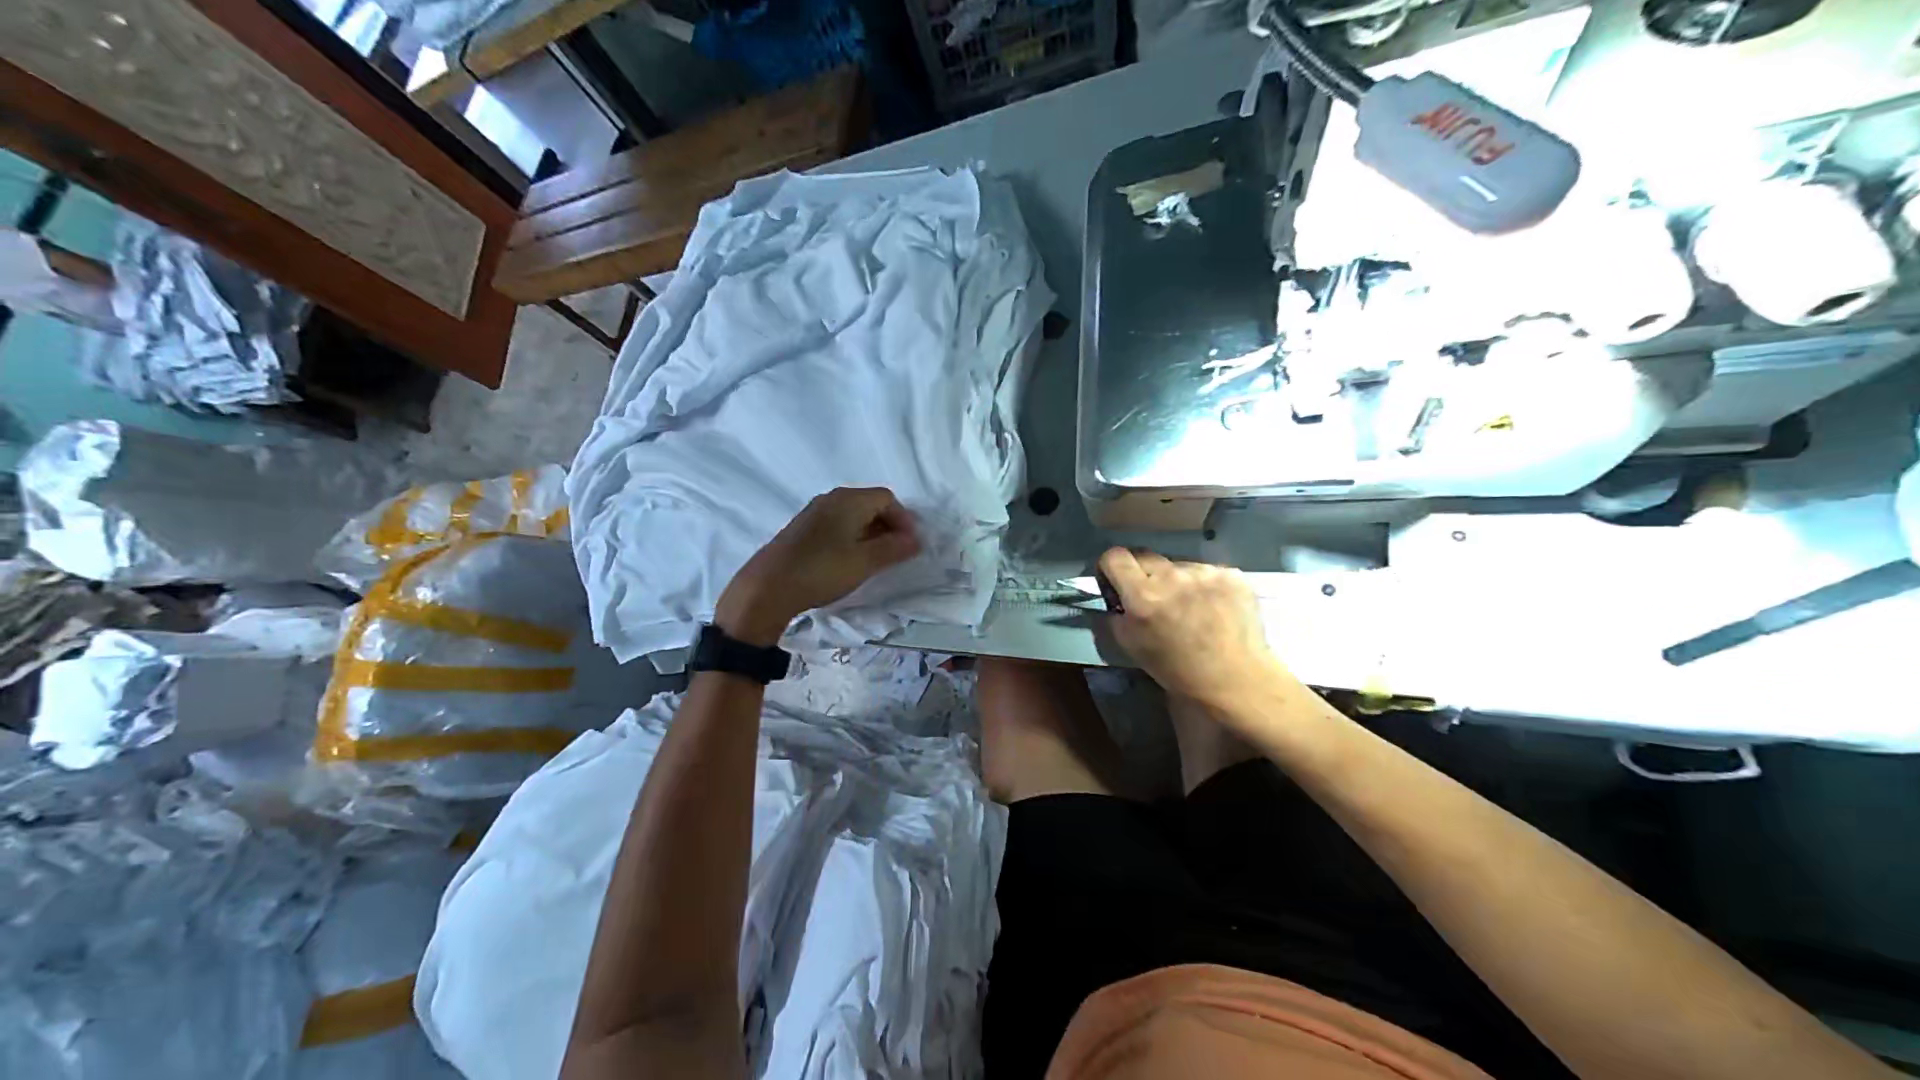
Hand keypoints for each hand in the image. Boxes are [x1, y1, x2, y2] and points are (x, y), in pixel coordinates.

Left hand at [714, 488, 921, 645]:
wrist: (767, 588)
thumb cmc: (822, 571)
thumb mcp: (865, 562)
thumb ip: (894, 548)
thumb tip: (915, 540)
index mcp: (848, 500)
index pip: (887, 499)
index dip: (903, 520)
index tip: (909, 546)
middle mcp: (831, 499)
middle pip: (870, 504)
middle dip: (888, 526)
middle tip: (896, 554)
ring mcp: (813, 513)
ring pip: (852, 516)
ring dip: (870, 534)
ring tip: (875, 560)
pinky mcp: (802, 530)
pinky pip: (837, 525)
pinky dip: (851, 538)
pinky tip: (849, 561)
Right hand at [1099, 548, 1290, 711]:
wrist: (1236, 681)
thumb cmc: (1177, 670)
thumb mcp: (1131, 646)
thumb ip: (1116, 614)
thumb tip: (1115, 596)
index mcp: (1143, 596)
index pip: (1115, 556)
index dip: (1111, 567)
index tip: (1116, 581)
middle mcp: (1173, 576)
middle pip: (1145, 556)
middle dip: (1143, 574)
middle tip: (1153, 598)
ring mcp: (1205, 572)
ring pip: (1178, 565)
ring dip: (1177, 580)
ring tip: (1190, 608)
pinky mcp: (1231, 574)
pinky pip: (1206, 572)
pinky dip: (1204, 586)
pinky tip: (1213, 608)